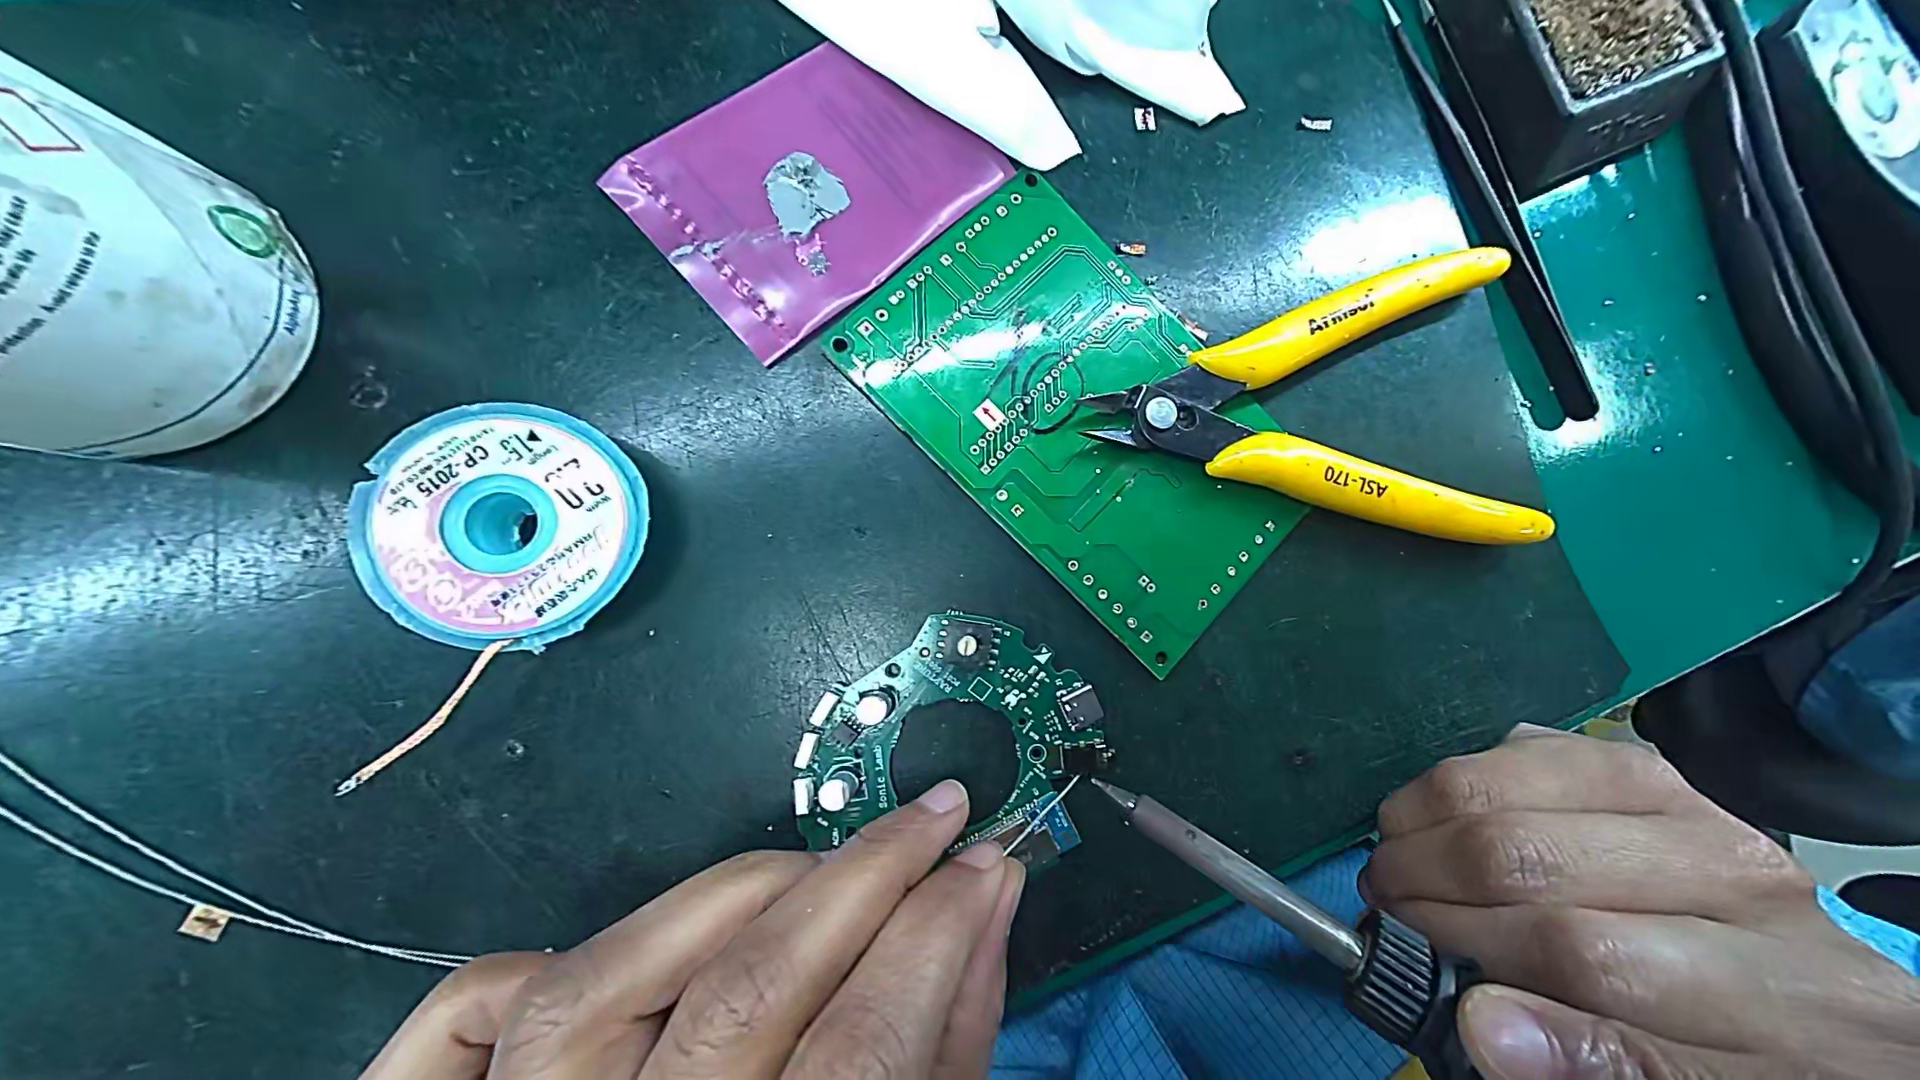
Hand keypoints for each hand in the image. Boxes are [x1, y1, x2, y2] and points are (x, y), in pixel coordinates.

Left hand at [361, 779, 1023, 1079]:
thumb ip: (951, 1035)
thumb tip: (988, 893)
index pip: (863, 1050)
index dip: (937, 932)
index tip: (987, 858)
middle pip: (748, 991)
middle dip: (869, 871)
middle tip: (938, 812)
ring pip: (610, 975)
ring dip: (752, 882)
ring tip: (835, 859)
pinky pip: (487, 996)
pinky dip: (592, 935)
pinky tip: (700, 916)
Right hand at [1364, 724, 1919, 1078]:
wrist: (1789, 982)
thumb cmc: (1729, 1045)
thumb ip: (1592, 1065)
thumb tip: (1477, 1023)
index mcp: (1782, 989)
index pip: (1585, 954)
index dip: (1469, 947)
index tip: (1410, 958)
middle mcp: (1737, 876)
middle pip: (1525, 856)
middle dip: (1421, 878)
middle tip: (1384, 900)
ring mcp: (1680, 800)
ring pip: (1492, 788)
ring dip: (1414, 824)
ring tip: (1399, 861)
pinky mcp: (1626, 758)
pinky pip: (1499, 748)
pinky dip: (1442, 788)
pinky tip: (1438, 825)